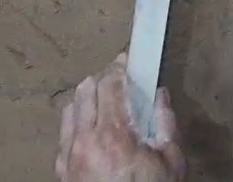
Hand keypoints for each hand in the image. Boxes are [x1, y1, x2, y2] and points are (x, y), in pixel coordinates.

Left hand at [55, 56, 185, 181]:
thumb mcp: (171, 164)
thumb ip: (166, 123)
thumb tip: (159, 95)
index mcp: (114, 136)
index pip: (110, 83)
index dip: (120, 67)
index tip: (128, 61)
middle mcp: (85, 142)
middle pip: (86, 88)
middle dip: (104, 79)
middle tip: (121, 83)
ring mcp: (68, 158)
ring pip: (70, 107)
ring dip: (87, 99)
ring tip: (105, 106)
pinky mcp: (60, 173)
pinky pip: (64, 133)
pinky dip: (77, 122)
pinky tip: (93, 131)